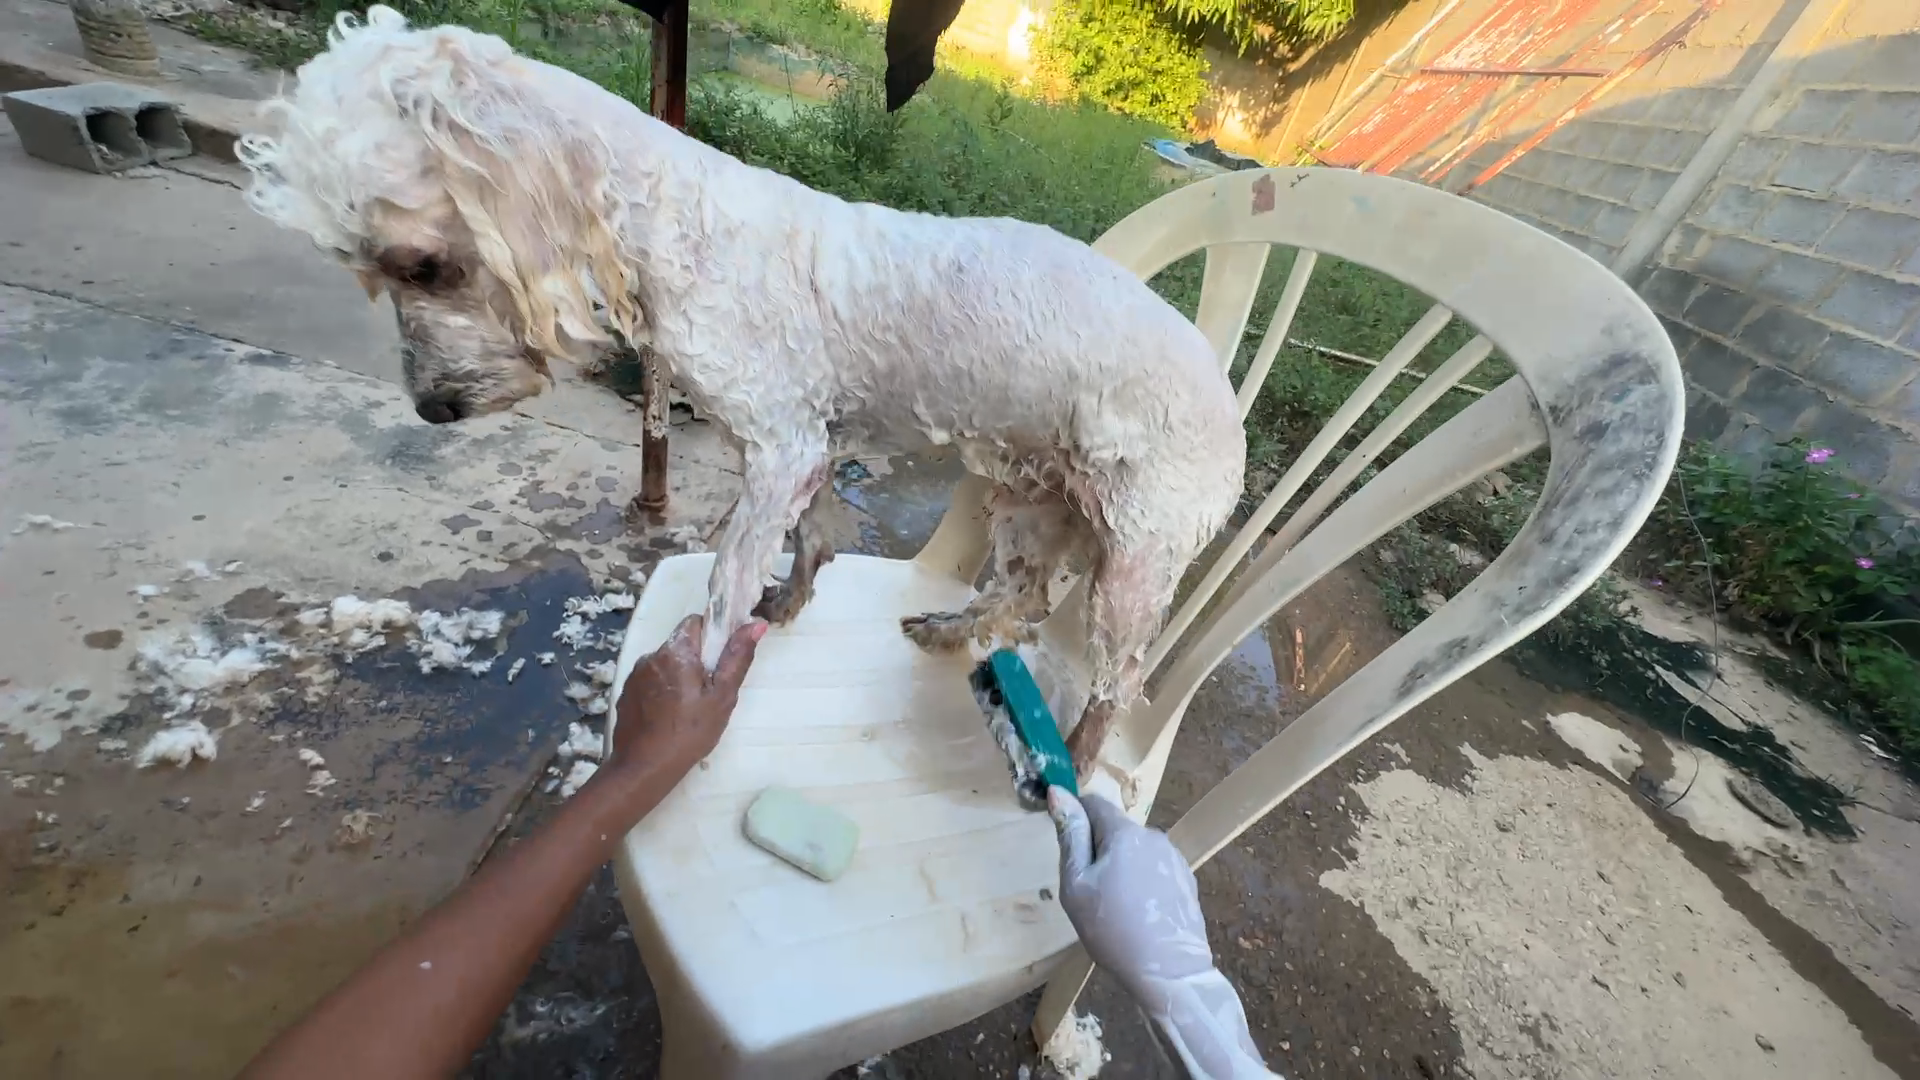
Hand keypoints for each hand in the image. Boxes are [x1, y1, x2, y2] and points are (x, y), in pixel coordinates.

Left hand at [611, 614, 765, 780]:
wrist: (644, 768)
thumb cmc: (690, 731)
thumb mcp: (723, 696)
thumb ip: (738, 657)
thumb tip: (756, 624)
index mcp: (676, 651)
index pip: (696, 621)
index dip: (712, 634)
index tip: (722, 658)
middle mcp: (651, 656)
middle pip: (681, 643)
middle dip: (697, 658)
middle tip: (710, 689)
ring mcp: (635, 675)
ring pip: (666, 662)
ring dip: (679, 674)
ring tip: (689, 705)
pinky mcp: (625, 692)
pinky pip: (651, 680)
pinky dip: (663, 689)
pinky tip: (669, 714)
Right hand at [1050, 790, 1275, 1078]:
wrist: (1170, 976)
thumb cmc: (1112, 930)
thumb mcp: (1076, 885)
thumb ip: (1070, 835)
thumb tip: (1057, 791)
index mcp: (1124, 833)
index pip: (1094, 802)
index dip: (1077, 818)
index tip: (1071, 849)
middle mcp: (1152, 835)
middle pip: (1115, 828)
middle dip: (1099, 848)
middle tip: (1091, 889)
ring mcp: (1173, 857)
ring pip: (1134, 848)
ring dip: (1121, 864)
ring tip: (1117, 905)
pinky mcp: (1186, 879)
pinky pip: (1153, 866)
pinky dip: (1142, 879)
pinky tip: (1139, 912)